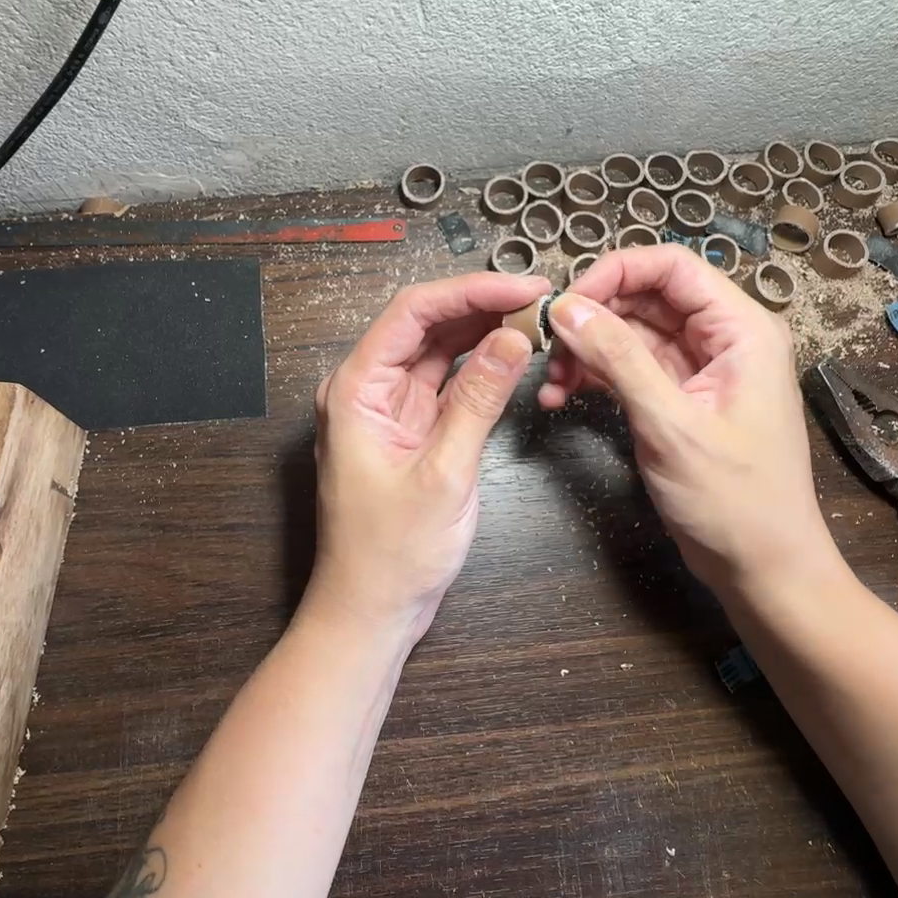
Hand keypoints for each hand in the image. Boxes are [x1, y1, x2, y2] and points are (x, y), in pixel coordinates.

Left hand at [309, 273, 552, 641]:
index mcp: (355, 388)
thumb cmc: (392, 552)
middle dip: (481, 305)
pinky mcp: (408, 427)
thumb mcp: (444, 473)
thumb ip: (479, 401)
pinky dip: (478, 367)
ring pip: (437, 350)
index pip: (412, 312)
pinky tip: (510, 354)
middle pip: (425, 324)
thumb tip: (514, 338)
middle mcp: (366, 388)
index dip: (470, 290)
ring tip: (534, 318)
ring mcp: (388, 407)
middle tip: (541, 300)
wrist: (371, 609)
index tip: (524, 288)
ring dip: (482, 331)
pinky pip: (445, 382)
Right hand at [538, 245, 841, 593]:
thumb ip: (618, 359)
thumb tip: (565, 308)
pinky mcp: (675, 400)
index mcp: (740, 329)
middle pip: (644, 299)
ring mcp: (696, 370)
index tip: (565, 304)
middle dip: (591, 319)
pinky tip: (561, 398)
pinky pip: (626, 370)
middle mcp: (720, 339)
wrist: (762, 569)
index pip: (670, 268)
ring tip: (551, 384)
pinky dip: (593, 379)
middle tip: (548, 350)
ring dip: (585, 353)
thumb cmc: (735, 499)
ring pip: (629, 335)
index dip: (614, 273)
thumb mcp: (671, 424)